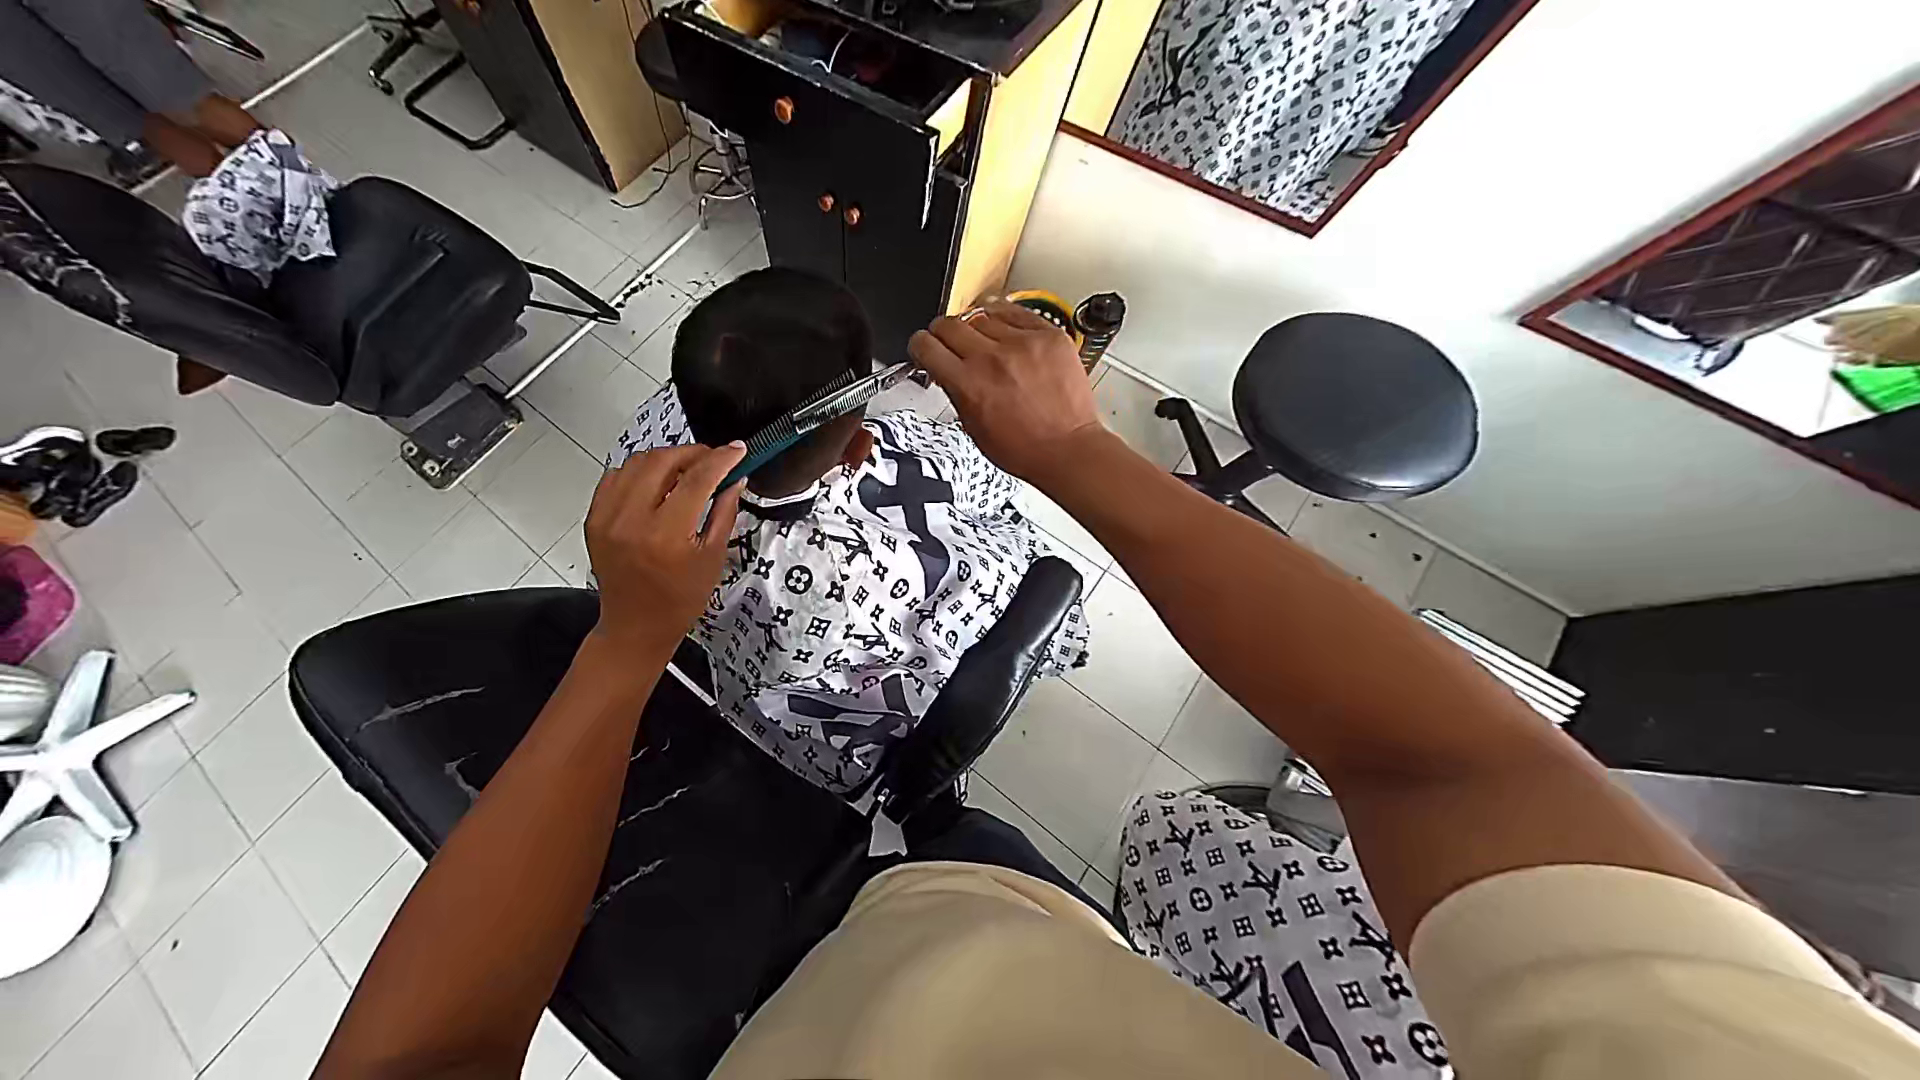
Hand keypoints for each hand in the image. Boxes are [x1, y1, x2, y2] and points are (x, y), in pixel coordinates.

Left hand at [583, 442, 745, 654]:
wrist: (637, 625)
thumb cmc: (679, 599)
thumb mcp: (713, 557)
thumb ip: (724, 511)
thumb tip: (735, 478)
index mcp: (666, 534)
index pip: (697, 478)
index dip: (721, 459)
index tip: (736, 450)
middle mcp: (631, 520)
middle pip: (663, 461)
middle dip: (693, 453)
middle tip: (714, 459)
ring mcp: (607, 518)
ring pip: (637, 463)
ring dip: (667, 458)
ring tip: (688, 469)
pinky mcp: (594, 518)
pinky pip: (616, 477)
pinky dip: (640, 471)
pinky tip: (658, 481)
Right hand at [908, 299, 1109, 483]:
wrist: (1067, 448)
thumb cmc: (1025, 448)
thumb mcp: (973, 428)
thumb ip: (956, 391)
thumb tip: (945, 371)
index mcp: (967, 384)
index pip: (926, 345)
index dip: (920, 346)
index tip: (925, 348)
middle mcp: (992, 358)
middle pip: (949, 324)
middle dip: (943, 334)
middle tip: (951, 344)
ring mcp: (1022, 344)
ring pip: (982, 314)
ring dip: (977, 328)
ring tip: (985, 344)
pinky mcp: (1048, 336)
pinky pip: (1016, 312)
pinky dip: (1006, 320)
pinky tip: (1006, 332)